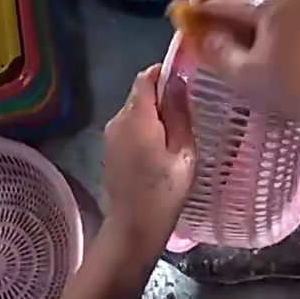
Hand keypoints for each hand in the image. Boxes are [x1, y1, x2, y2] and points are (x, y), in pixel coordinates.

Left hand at [101, 66, 194, 261]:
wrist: (134, 225)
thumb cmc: (164, 190)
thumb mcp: (182, 150)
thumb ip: (179, 113)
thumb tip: (178, 80)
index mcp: (136, 116)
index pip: (145, 78)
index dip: (164, 72)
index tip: (185, 78)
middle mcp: (117, 120)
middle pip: (140, 95)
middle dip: (162, 96)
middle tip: (189, 109)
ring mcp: (110, 135)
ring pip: (135, 112)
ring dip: (154, 114)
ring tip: (179, 131)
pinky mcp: (110, 149)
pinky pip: (129, 128)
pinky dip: (145, 129)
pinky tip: (162, 146)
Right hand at [193, 0, 299, 124]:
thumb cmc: (290, 87)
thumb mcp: (244, 73)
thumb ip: (217, 50)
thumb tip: (202, 35)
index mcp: (270, 4)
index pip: (226, 1)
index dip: (203, 8)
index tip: (186, 14)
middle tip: (204, 6)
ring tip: (230, 2)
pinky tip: (258, 9)